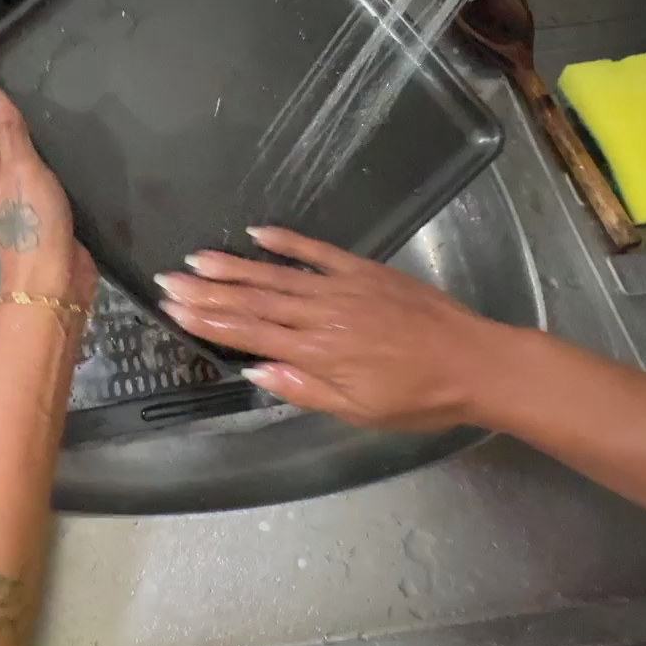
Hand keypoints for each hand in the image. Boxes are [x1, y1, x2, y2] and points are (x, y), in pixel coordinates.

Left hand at [0, 37, 95, 307]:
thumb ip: (7, 129)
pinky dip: (38, 136)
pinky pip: (32, 156)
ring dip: (18, 112)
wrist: (53, 279)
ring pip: (10, 138)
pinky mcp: (36, 196)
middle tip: (15, 54)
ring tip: (36, 82)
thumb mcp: (21, 170)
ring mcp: (12, 185)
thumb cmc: (33, 224)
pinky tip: (56, 126)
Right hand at [155, 226, 538, 430]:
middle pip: (252, 301)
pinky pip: (317, 252)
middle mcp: (320, 315)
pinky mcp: (361, 269)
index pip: (250, 334)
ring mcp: (340, 287)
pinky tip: (256, 233)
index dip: (208, 322)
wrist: (477, 362)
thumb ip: (306, 390)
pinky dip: (286, 241)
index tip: (174, 309)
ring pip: (275, 276)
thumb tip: (256, 372)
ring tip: (196, 258)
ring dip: (233, 267)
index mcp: (317, 353)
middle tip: (168, 279)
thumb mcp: (361, 412)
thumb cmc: (419, 397)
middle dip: (206, 292)